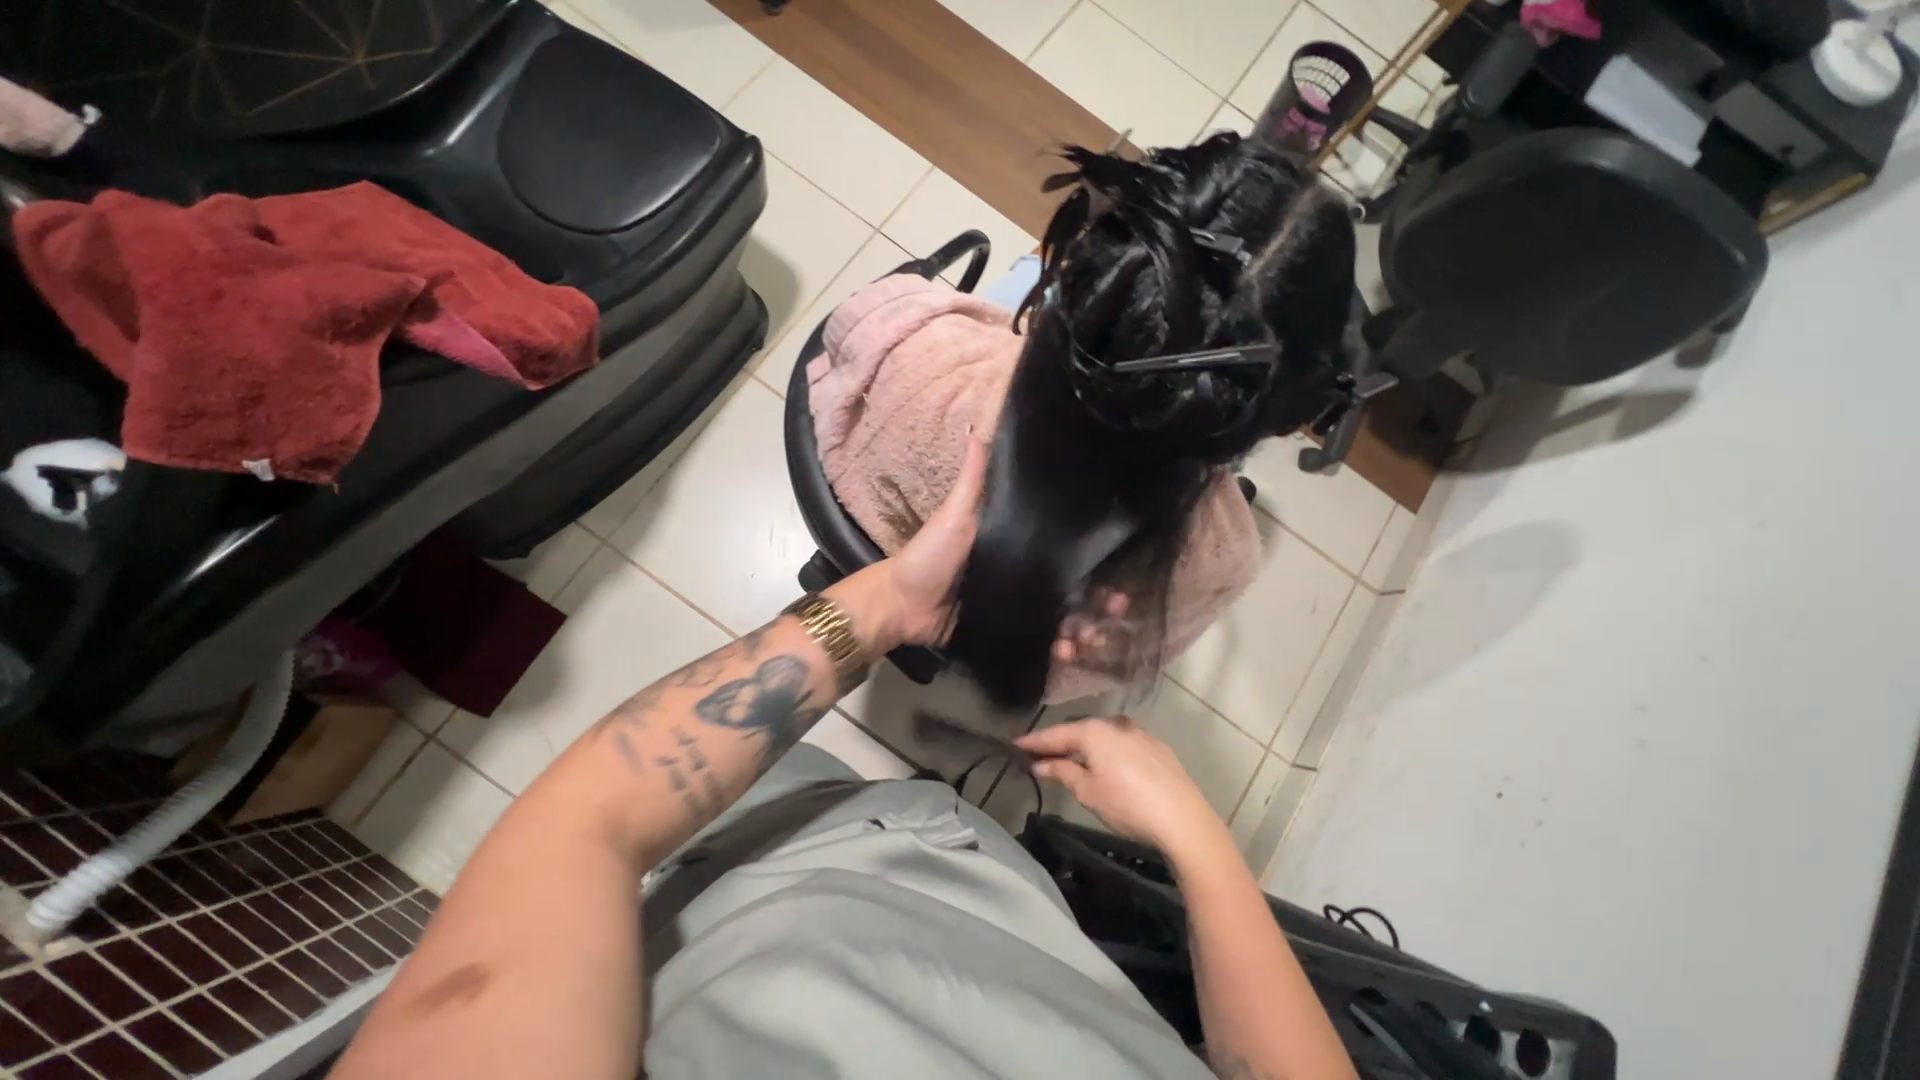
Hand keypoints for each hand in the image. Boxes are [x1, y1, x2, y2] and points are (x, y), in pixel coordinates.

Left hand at [837, 438, 1135, 655]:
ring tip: (1086, 638)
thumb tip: (979, 426)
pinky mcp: (1008, 634)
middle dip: (1101, 603)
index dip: (1098, 564)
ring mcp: (1019, 607)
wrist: (900, 606)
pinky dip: (1057, 650)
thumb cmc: (928, 556)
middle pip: (1076, 590)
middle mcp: (1027, 575)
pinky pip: (1039, 643)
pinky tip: (1065, 654)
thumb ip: (973, 479)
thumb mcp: (955, 515)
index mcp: (1021, 544)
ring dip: (1083, 631)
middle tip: (1116, 609)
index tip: (1121, 573)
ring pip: (1064, 620)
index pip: (1069, 552)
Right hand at [1015, 716, 1231, 856]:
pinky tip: (1104, 766)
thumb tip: (1040, 763)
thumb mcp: (1087, 792)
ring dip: (1084, 748)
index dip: (1034, 741)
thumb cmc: (1127, 805)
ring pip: (1103, 737)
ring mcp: (1139, 733)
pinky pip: (1121, 745)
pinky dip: (1107, 752)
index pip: (1055, 733)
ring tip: (1070, 762)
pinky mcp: (1157, 748)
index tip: (1014, 745)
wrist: (1183, 819)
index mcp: (1094, 731)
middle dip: (1059, 743)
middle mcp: (1116, 724)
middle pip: (1079, 731)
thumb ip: (1062, 771)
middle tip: (1039, 756)